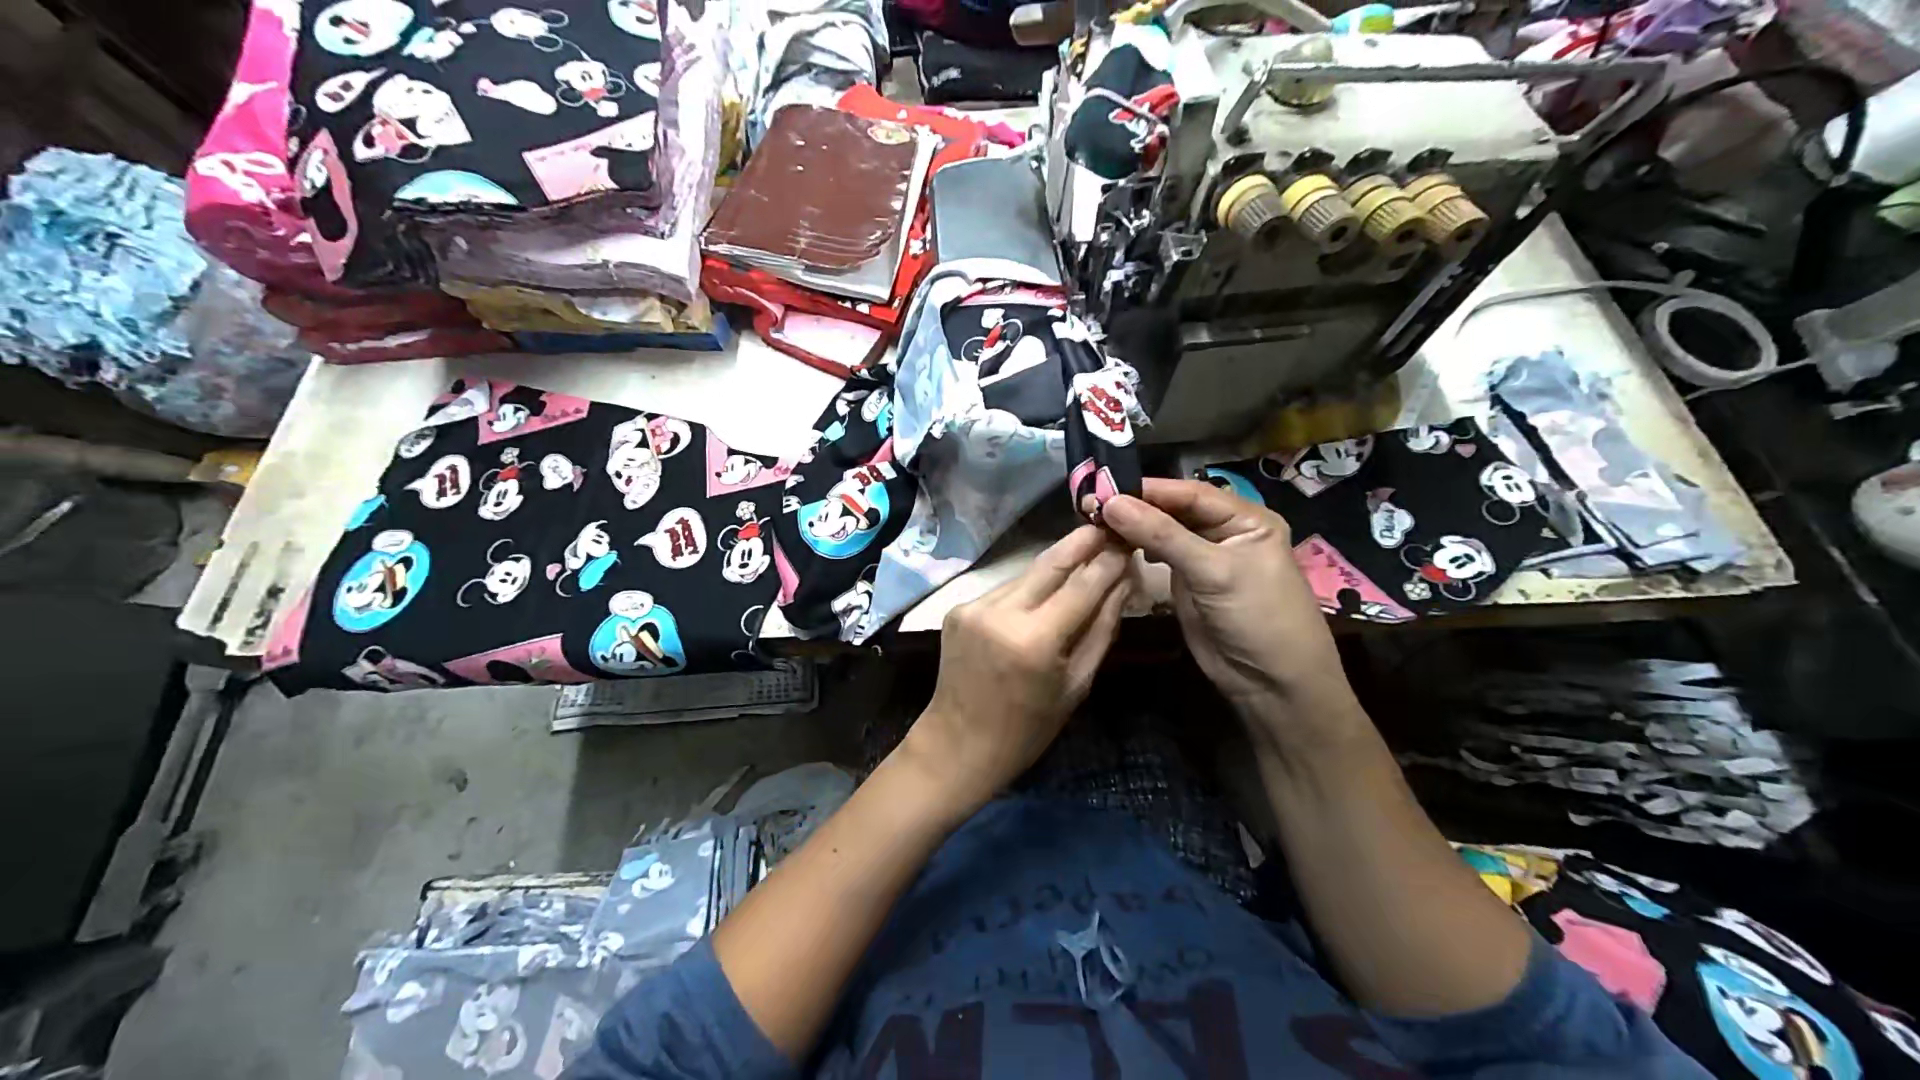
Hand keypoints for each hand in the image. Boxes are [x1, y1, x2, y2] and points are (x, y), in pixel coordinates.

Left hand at [900, 525, 1131, 811]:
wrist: (959, 743)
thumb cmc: (1029, 727)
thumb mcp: (1077, 683)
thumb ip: (1101, 628)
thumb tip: (1124, 581)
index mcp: (1035, 640)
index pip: (1082, 585)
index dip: (1108, 560)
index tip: (1129, 539)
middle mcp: (1000, 613)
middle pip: (1049, 564)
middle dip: (1082, 541)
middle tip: (1108, 523)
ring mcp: (973, 607)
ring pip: (1026, 575)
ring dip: (1056, 565)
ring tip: (1085, 555)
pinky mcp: (958, 607)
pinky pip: (1005, 590)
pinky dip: (1028, 588)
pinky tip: (1044, 591)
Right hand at [1102, 479, 1365, 752]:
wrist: (1272, 684)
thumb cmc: (1257, 617)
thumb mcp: (1213, 571)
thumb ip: (1162, 535)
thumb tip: (1111, 503)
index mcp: (1245, 518)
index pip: (1189, 493)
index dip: (1147, 490)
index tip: (1103, 489)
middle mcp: (1225, 531)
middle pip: (1174, 509)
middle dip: (1136, 507)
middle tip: (1090, 506)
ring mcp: (1204, 558)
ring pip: (1163, 532)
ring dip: (1133, 527)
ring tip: (1095, 522)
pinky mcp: (1187, 582)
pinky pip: (1158, 555)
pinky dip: (1136, 548)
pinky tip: (1114, 545)